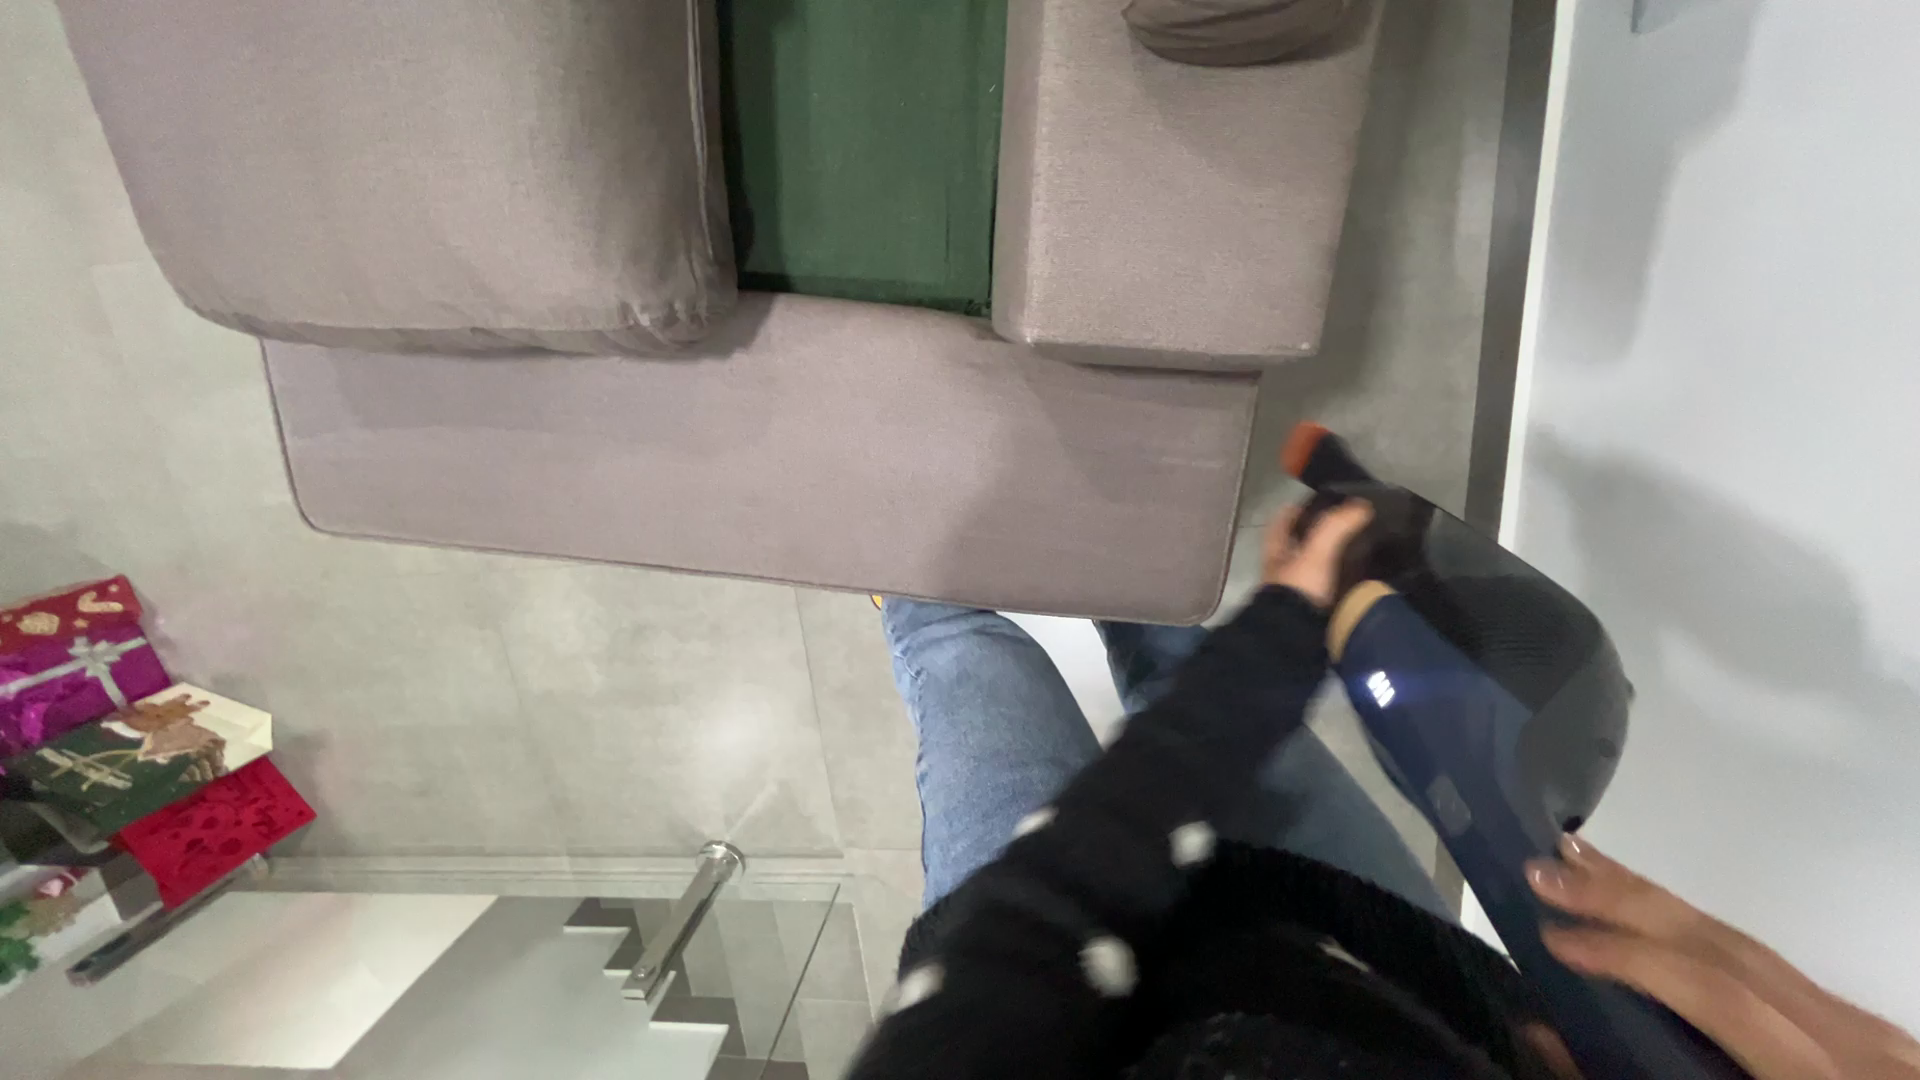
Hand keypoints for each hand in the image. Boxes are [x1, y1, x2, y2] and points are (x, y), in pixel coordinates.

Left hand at [1262, 498, 1373, 608]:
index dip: (1301, 507)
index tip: (1327, 500)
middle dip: (1322, 533)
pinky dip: (1342, 580)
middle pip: (1300, 541)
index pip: (1283, 519)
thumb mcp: (1316, 551)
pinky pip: (1328, 586)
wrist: (1293, 633)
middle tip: (1354, 525)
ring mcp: (1295, 587)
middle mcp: (1282, 566)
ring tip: (1366, 549)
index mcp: (1276, 548)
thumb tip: (1361, 505)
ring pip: (1315, 564)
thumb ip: (1335, 526)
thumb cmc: (1298, 586)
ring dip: (1335, 557)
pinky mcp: (1310, 606)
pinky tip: (1362, 578)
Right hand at [1524, 836, 1919, 1079]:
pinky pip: (1757, 956)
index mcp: (1821, 1076)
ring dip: (1646, 896)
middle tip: (1542, 868)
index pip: (1717, 996)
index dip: (1631, 958)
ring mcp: (1862, 1025)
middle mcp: (1854, 1041)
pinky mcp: (1855, 1020)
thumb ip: (1628, 1077)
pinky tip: (1640, 899)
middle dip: (1627, 901)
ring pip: (1739, 941)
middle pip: (1727, 949)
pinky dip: (1688, 922)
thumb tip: (1541, 1029)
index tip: (1550, 935)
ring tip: (1573, 855)